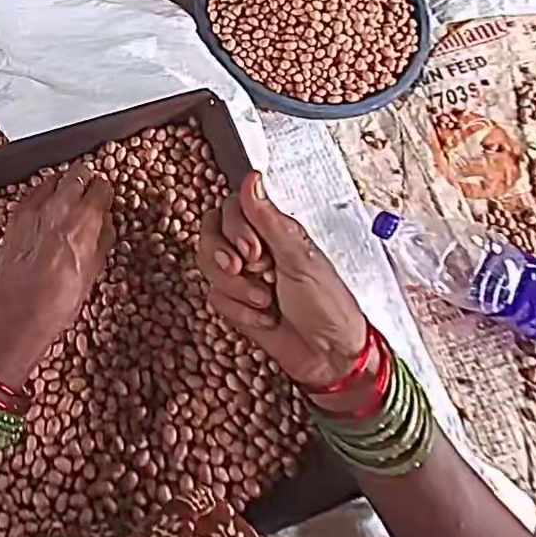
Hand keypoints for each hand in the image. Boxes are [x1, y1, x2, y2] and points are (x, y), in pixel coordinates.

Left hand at [0, 163, 115, 382]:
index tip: (106, 197)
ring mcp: (35, 208)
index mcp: (85, 218)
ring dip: (64, 183)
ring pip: (54, 178)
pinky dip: (43, 192)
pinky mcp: (16, 215)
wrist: (19, 309)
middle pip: (78, 173)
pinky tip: (46, 203)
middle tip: (90, 188)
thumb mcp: (94, 270)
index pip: (101, 188)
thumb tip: (105, 223)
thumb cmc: (59, 297)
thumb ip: (102, 239)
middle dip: (86, 178)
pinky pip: (33, 192)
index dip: (105, 192)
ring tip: (68, 194)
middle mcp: (60, 206)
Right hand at [196, 173, 367, 387]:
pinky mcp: (234, 302)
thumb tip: (251, 179)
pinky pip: (215, 297)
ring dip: (236, 287)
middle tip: (257, 271)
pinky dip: (239, 311)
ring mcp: (242, 276)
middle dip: (228, 257)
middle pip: (211, 233)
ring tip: (265, 299)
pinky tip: (265, 317)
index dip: (235, 228)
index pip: (231, 208)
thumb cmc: (327, 304)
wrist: (328, 357)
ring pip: (207, 264)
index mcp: (273, 230)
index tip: (254, 249)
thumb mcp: (299, 257)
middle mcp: (254, 248)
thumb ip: (268, 218)